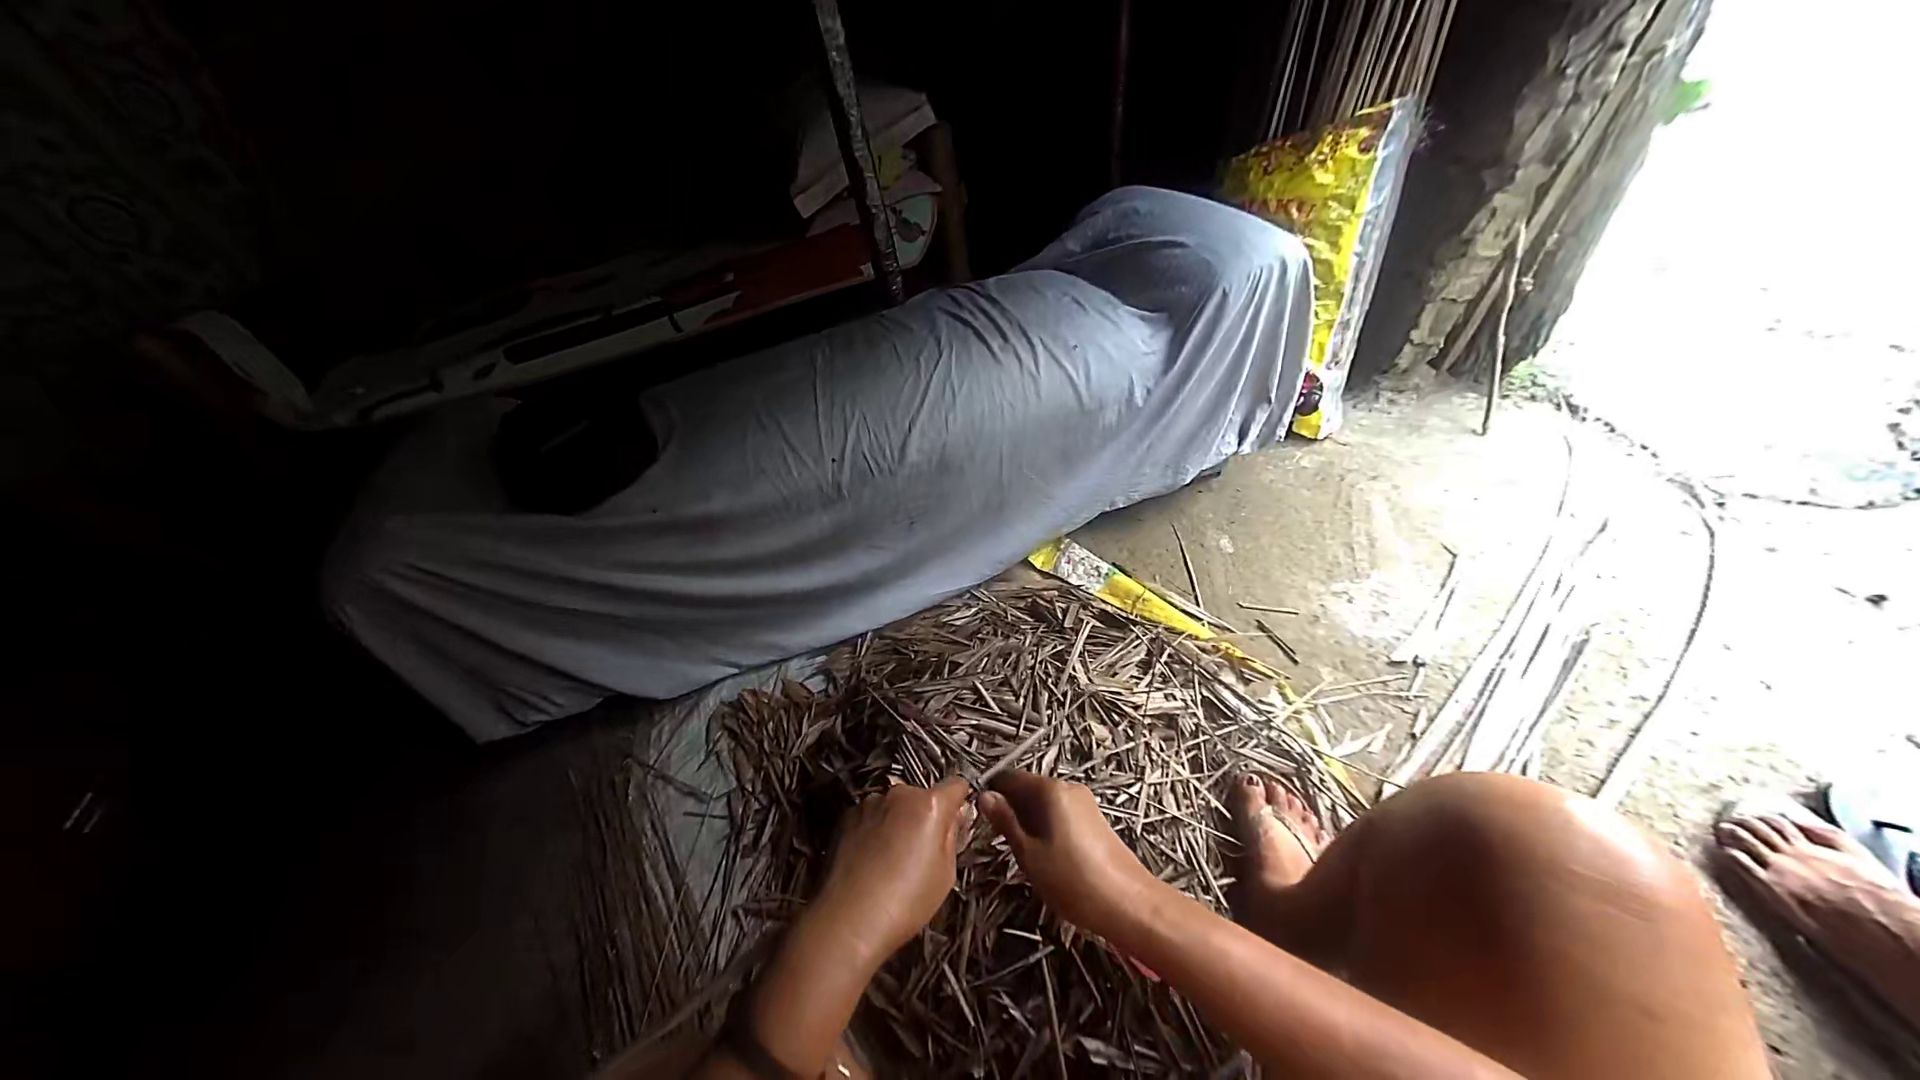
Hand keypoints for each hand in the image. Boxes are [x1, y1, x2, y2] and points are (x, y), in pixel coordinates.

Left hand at [808, 778, 974, 966]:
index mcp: (930, 805)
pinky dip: (876, 829)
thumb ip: (952, 836)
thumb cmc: (904, 901)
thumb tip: (953, 818)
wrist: (848, 920)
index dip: (960, 802)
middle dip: (926, 816)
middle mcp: (900, 795)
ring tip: (893, 860)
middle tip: (923, 851)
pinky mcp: (847, 816)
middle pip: (923, 796)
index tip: (957, 820)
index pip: (956, 785)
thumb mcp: (946, 873)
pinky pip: (873, 816)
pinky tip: (872, 861)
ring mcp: (871, 803)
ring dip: (899, 822)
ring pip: (896, 806)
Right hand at [977, 770, 1162, 938]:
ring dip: (1028, 821)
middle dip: (1011, 808)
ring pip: (1045, 804)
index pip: (1011, 777)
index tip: (978, 814)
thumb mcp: (1029, 854)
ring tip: (1021, 853)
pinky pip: (1060, 815)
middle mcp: (1069, 789)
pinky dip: (1047, 829)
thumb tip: (985, 797)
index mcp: (1051, 790)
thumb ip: (1005, 822)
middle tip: (997, 839)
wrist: (1130, 906)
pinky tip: (1045, 857)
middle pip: (1029, 788)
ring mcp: (1085, 804)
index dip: (992, 792)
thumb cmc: (1074, 880)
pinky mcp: (1094, 821)